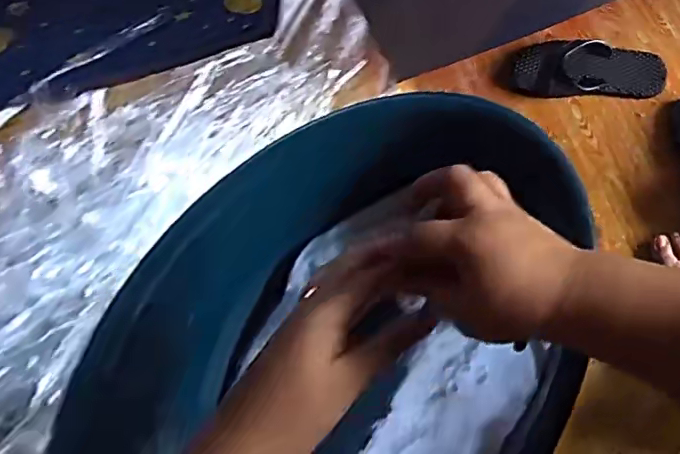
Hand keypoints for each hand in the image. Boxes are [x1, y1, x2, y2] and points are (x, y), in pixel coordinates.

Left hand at [195, 250, 433, 453]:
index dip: (409, 255)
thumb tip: (431, 313)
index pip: (375, 267)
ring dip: (376, 263)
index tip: (440, 250)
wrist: (239, 445)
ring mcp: (305, 310)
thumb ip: (388, 343)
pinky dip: (362, 282)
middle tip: (427, 246)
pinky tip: (377, 291)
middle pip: (357, 261)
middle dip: (391, 250)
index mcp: (328, 304)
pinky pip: (338, 288)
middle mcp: (315, 297)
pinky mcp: (301, 327)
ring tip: (411, 262)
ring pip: (345, 272)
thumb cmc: (297, 414)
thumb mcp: (348, 382)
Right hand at [379, 165, 583, 343]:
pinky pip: (493, 189)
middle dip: (427, 184)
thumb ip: (433, 287)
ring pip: (477, 177)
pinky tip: (471, 217)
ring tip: (443, 205)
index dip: (394, 242)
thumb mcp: (465, 308)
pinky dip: (475, 194)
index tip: (375, 249)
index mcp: (466, 235)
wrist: (570, 292)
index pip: (421, 234)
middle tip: (412, 201)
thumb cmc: (515, 305)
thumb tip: (405, 276)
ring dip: (455, 185)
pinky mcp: (522, 212)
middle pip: (453, 178)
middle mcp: (484, 209)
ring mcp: (506, 206)